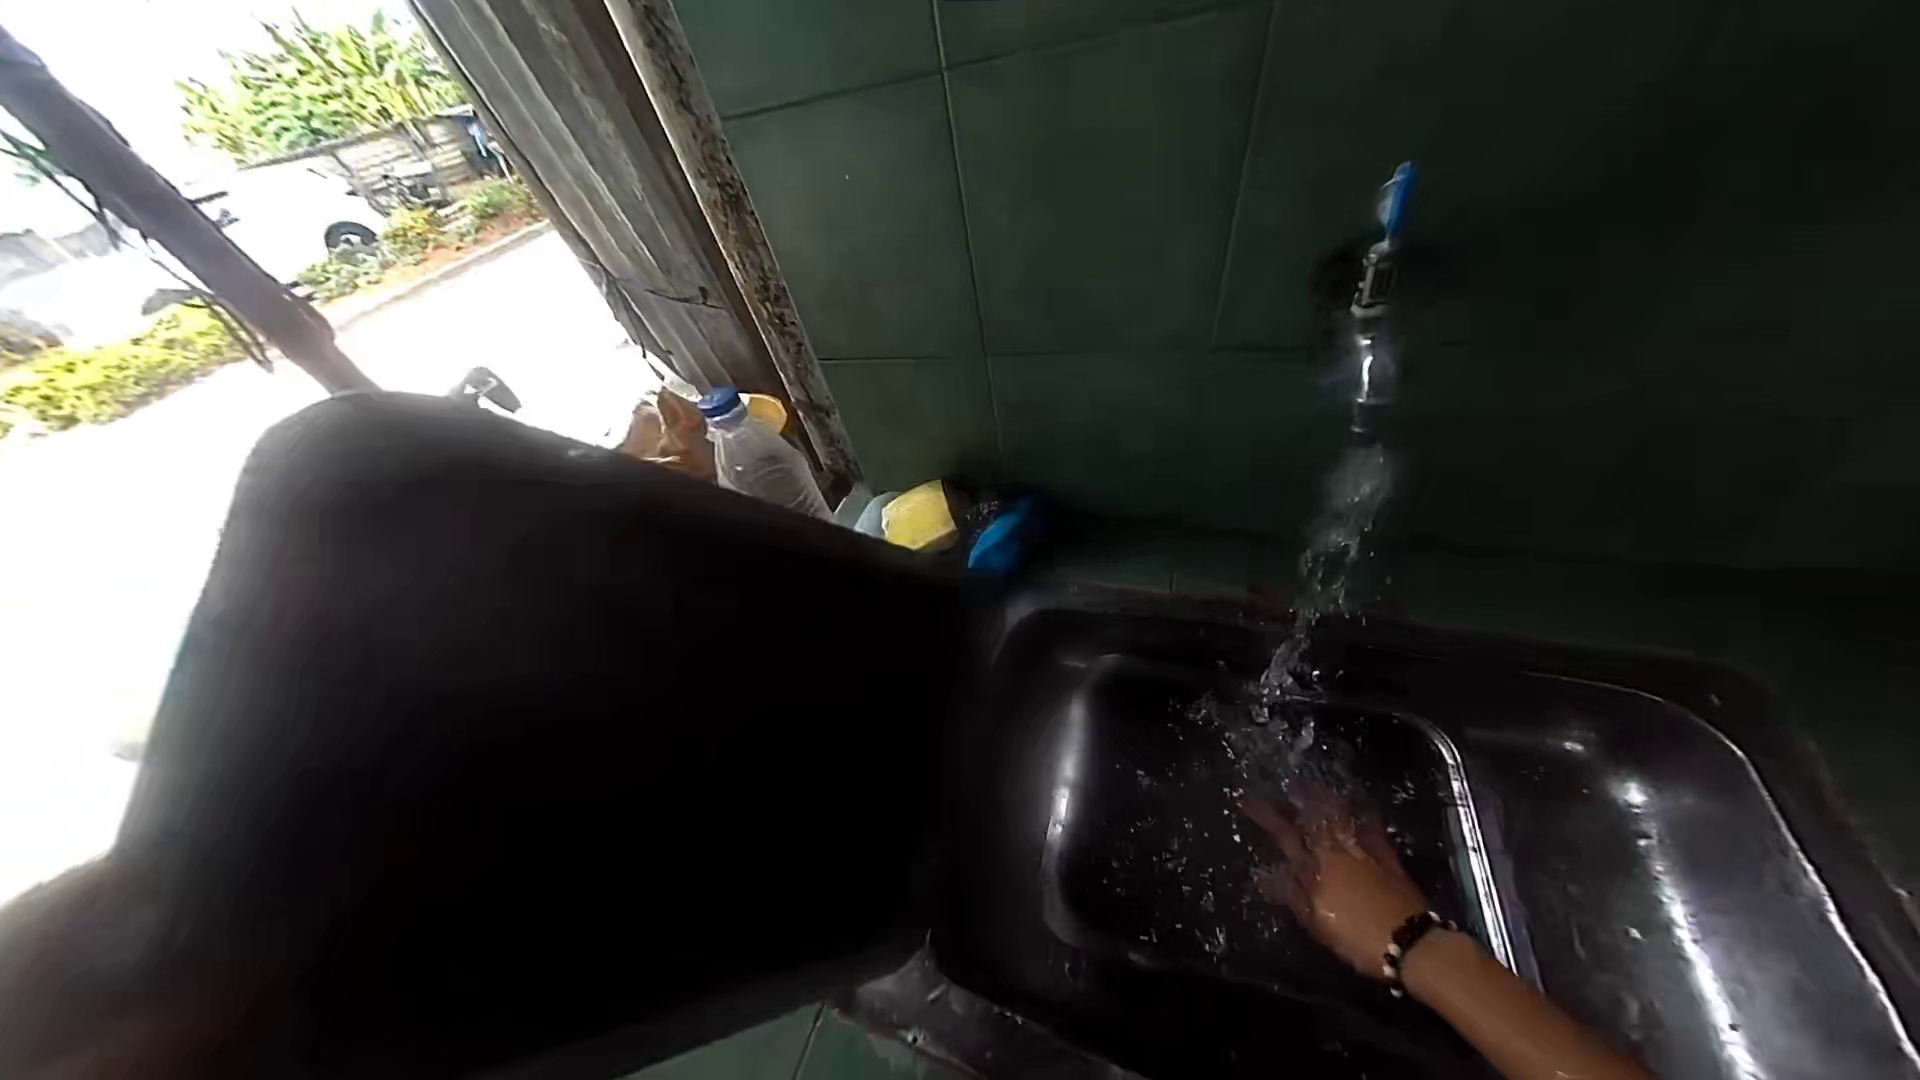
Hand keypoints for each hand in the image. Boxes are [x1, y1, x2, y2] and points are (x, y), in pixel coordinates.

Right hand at [1241, 789, 1427, 978]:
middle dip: (1296, 798)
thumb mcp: (1317, 922)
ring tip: (1314, 784)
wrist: (1414, 945)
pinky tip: (1360, 804)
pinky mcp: (1387, 859)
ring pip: (1339, 816)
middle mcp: (1335, 852)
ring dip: (1325, 798)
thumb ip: (1289, 895)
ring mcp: (1363, 852)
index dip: (1264, 816)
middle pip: (1311, 818)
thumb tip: (1260, 875)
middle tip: (1286, 782)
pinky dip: (1363, 813)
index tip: (1246, 800)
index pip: (1282, 834)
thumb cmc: (1359, 937)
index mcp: (1314, 867)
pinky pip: (1372, 828)